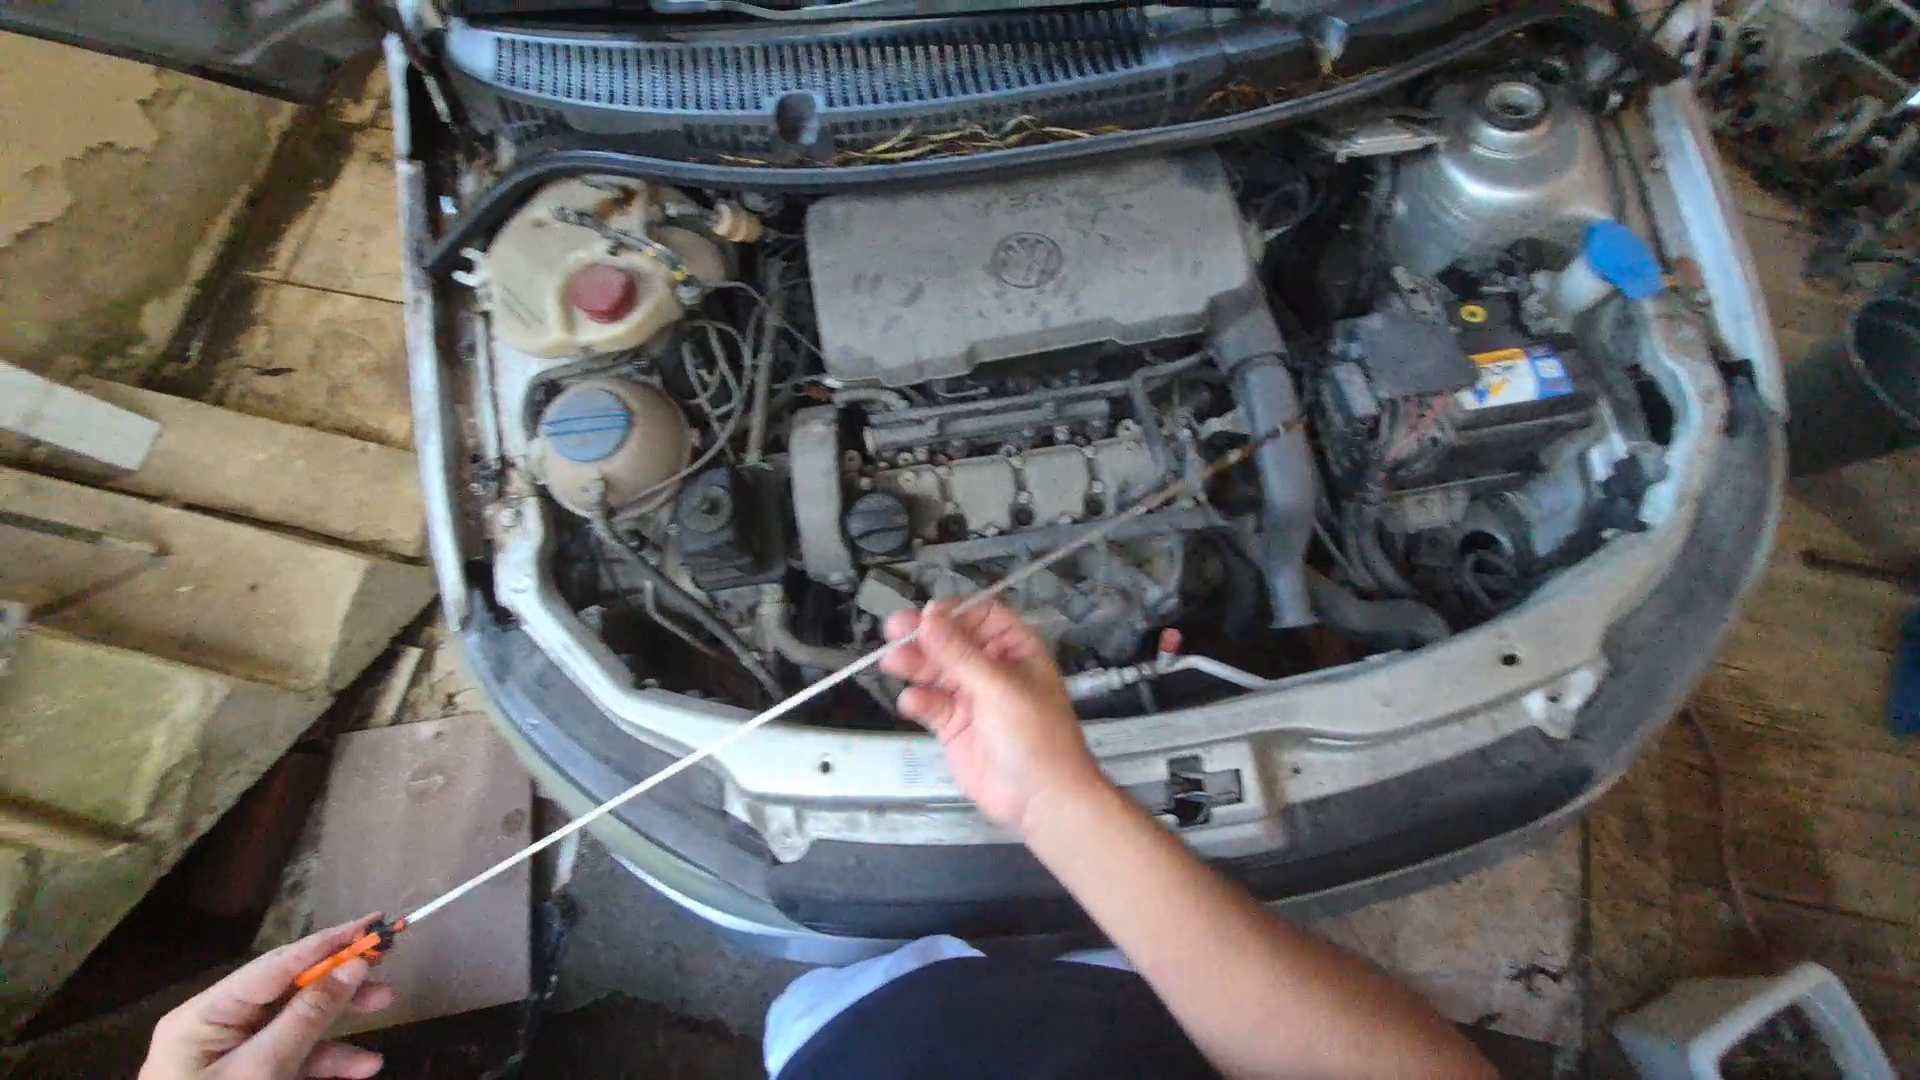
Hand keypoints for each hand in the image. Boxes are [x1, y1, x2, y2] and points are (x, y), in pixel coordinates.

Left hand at [140, 914, 395, 1079]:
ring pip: (301, 1018)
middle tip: (387, 963)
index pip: (280, 963)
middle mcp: (220, 1024)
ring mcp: (235, 1050)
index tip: (378, 920)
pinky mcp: (250, 1073)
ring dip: (344, 1017)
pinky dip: (330, 1056)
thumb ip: (311, 1013)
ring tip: (385, 1005)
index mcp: (206, 1014)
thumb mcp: (264, 1067)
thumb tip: (358, 962)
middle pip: (294, 987)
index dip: (331, 940)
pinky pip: (297, 1051)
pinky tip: (362, 1066)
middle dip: (342, 980)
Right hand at [881, 600, 1107, 834]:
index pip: (981, 616)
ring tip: (893, 662)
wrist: (1042, 800)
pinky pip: (931, 704)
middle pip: (952, 641)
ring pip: (936, 671)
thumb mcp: (999, 687)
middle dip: (924, 636)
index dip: (954, 613)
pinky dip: (919, 701)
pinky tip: (911, 702)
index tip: (926, 615)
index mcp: (1015, 649)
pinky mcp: (955, 726)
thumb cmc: (1035, 735)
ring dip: (915, 665)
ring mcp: (972, 697)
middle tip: (894, 631)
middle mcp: (993, 668)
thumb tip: (929, 619)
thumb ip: (959, 654)